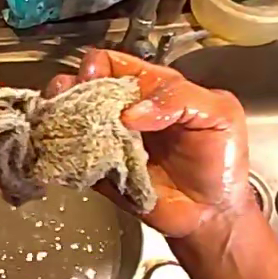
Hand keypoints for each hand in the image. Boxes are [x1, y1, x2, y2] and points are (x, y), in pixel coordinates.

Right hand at [48, 48, 258, 242]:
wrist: (211, 214)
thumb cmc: (221, 162)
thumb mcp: (219, 115)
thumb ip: (180, 100)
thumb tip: (131, 113)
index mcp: (153, 91)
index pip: (117, 65)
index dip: (100, 65)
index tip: (93, 77)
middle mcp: (126, 112)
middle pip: (86, 88)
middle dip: (71, 87)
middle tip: (67, 97)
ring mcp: (110, 142)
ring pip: (73, 120)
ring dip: (61, 116)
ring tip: (56, 119)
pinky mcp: (100, 171)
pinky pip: (74, 158)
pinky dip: (63, 151)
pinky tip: (60, 147)